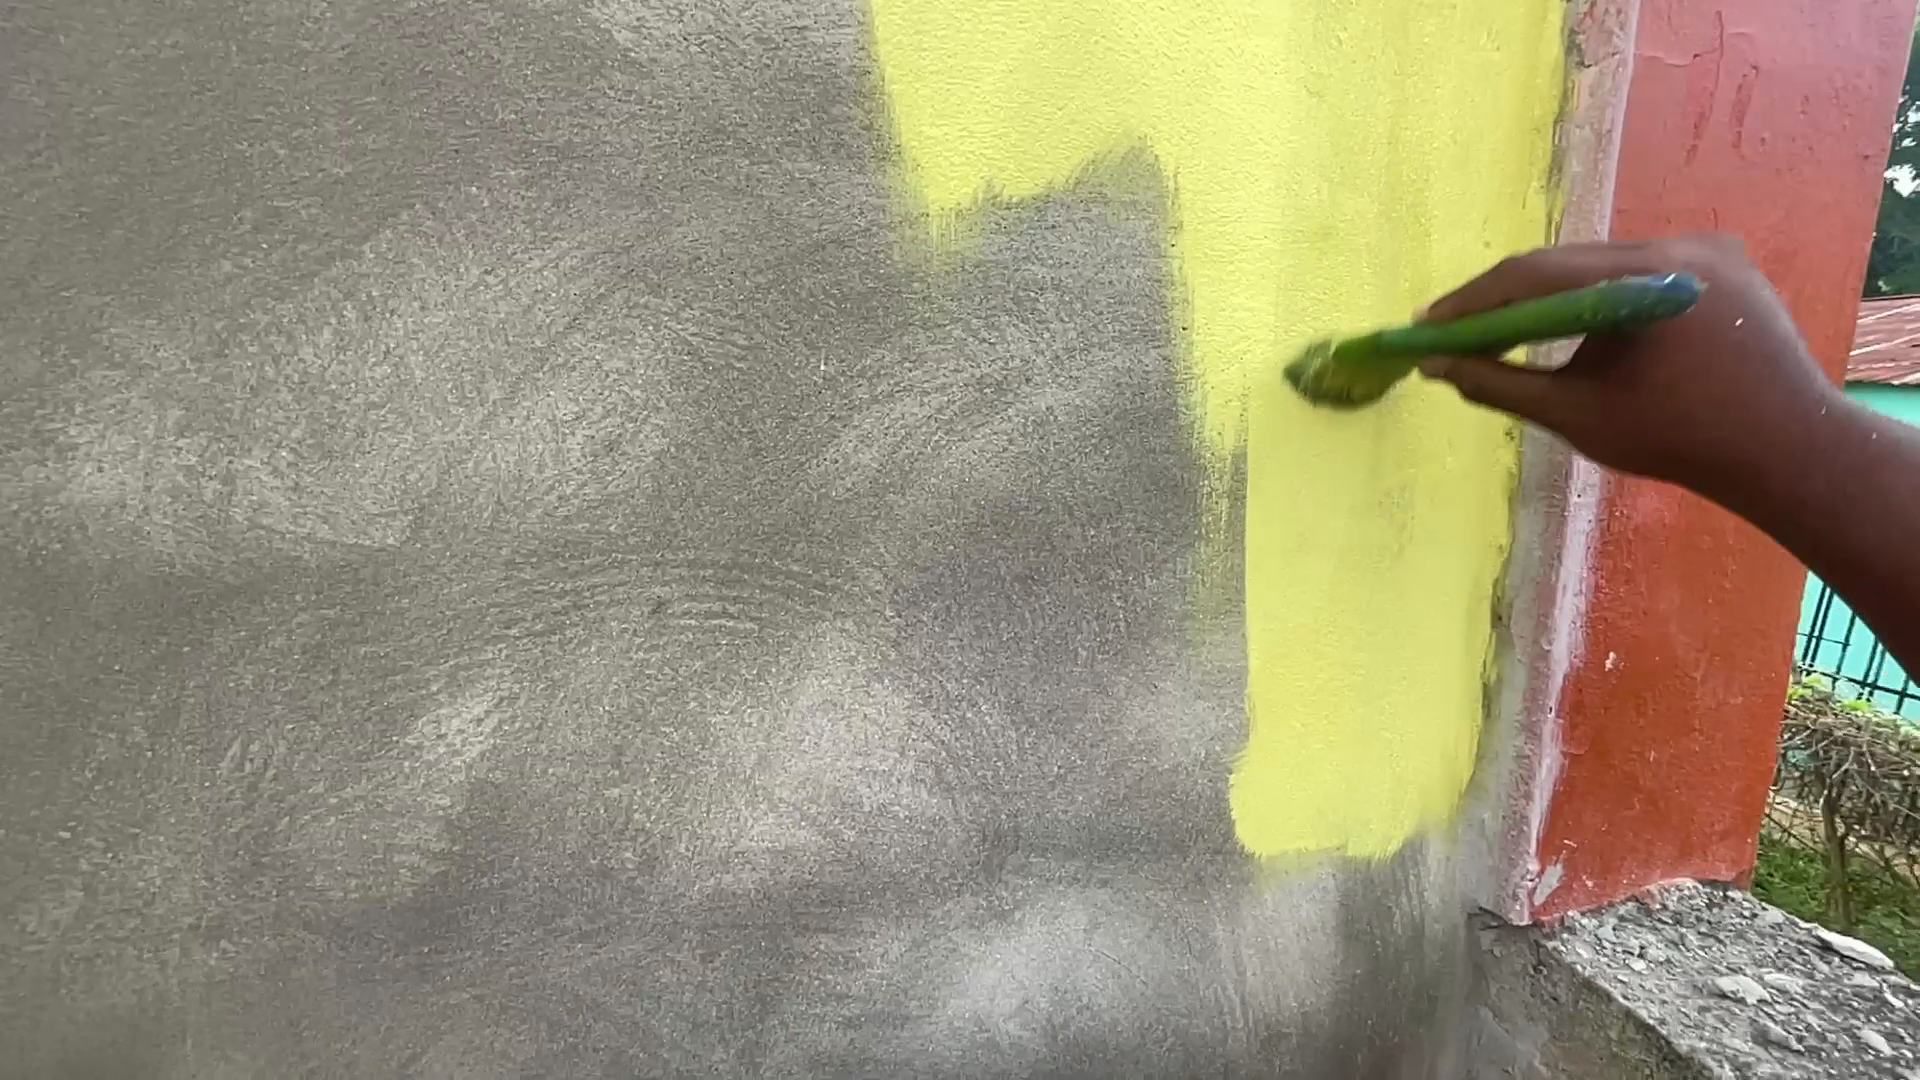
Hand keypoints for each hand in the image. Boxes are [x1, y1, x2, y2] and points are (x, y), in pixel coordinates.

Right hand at [1416, 234, 1841, 495]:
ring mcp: (1703, 251)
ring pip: (1588, 265)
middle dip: (1496, 298)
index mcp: (1646, 280)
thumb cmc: (1671, 436)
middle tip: (1448, 332)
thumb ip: (1493, 383)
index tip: (1422, 326)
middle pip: (1559, 263)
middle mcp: (1678, 248)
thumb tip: (1432, 365)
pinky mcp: (1714, 265)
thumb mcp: (1568, 412)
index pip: (1533, 275)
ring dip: (1534, 297)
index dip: (1468, 301)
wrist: (1783, 447)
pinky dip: (1575, 297)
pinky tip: (1550, 325)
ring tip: (1491, 332)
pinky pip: (1622, 272)